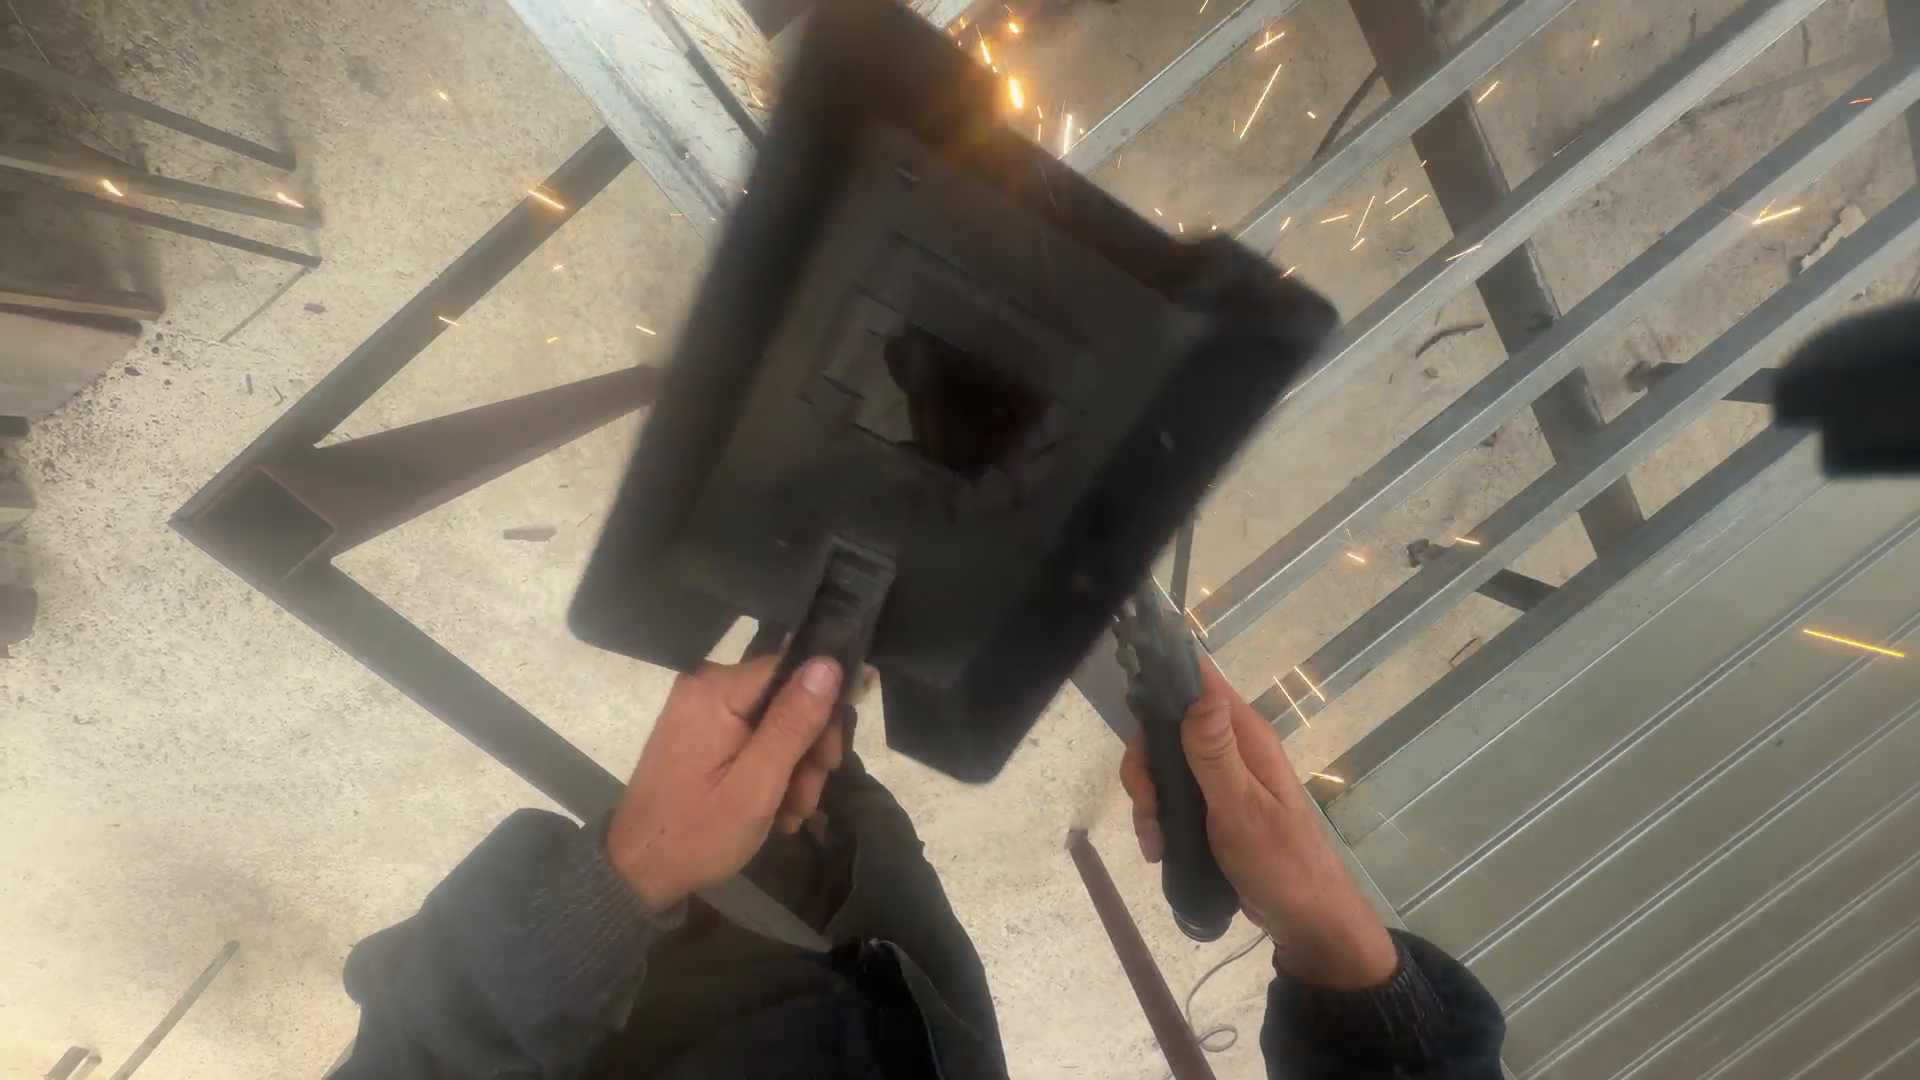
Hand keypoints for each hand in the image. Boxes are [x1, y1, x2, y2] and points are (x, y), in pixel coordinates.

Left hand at [607, 654, 844, 907]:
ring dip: (795, 765)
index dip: (823, 711)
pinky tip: (776, 804)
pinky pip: (756, 731)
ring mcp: (703, 705)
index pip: (795, 671)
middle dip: (809, 748)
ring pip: (777, 717)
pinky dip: (773, 766)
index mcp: (717, 690)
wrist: (637, 874)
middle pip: (788, 695)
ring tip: (793, 811)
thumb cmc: (696, 835)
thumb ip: (793, 724)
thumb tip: (829, 664)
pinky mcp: (704, 725)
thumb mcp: (756, 786)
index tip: (830, 760)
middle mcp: (708, 684)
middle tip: (809, 798)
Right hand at [1119, 660, 1397, 989]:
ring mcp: (1220, 775)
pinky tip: (1158, 846)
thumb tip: (1202, 695)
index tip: (1134, 704)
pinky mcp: (1211, 803)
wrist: (1308, 924)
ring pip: (1163, 762)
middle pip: (1167, 726)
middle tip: (1147, 803)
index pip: (1200, 681)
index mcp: (1245, 736)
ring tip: (1153, 837)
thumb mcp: (1242, 809)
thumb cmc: (1282, 864)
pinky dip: (1158, 815)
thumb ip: (1216, 754)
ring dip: (1149, 797)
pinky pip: (1171, 793)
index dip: (1164, 679)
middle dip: (1146, 763)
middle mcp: (1231, 746)